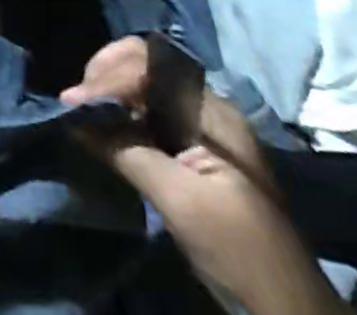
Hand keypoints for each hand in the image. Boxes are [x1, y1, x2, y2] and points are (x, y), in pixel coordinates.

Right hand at [62, 40, 343, 314]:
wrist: (283, 305)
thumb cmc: (237, 247)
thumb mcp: (181, 199)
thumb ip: (129, 152)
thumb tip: (76, 120)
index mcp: (212, 111)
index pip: (152, 65)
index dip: (109, 75)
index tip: (73, 101)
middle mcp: (205, 111)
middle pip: (147, 70)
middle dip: (105, 77)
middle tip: (74, 102)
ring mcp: (198, 133)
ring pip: (144, 94)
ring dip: (108, 97)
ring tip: (77, 113)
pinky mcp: (189, 158)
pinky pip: (147, 122)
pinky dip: (119, 120)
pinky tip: (97, 132)